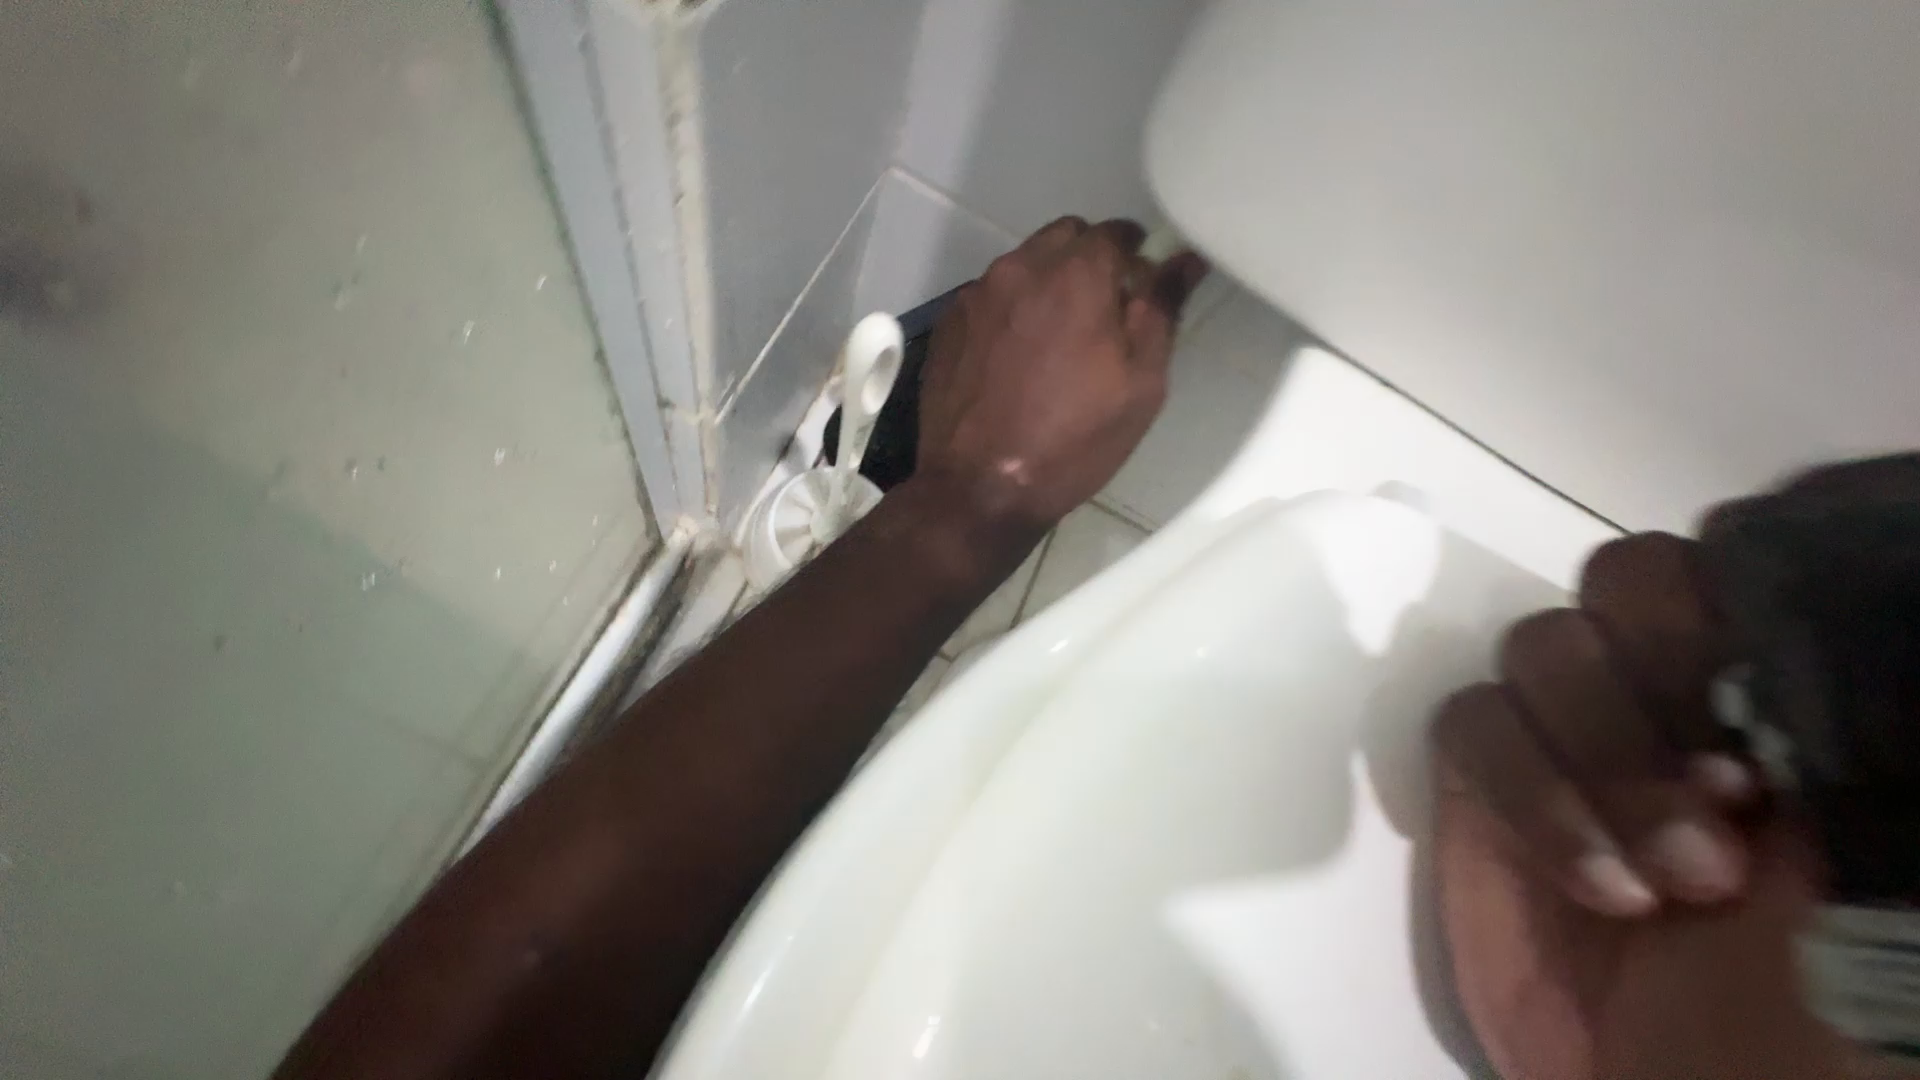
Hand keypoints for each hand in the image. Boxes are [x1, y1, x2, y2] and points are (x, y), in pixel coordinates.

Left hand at [914, 216, 1208, 529]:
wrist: (980, 489)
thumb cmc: (1072, 442)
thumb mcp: (1140, 384)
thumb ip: (1162, 310)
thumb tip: (1183, 259)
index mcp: (1075, 275)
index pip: (1115, 232)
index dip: (1134, 259)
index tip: (1136, 296)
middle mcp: (1018, 269)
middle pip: (1063, 239)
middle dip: (1086, 265)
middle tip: (1097, 321)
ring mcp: (974, 297)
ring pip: (1021, 267)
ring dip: (1043, 288)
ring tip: (1050, 347)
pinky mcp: (946, 327)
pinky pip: (987, 300)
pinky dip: (1007, 314)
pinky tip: (1011, 362)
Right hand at [1431, 528, 1845, 1078]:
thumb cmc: (1857, 1024)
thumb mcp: (1903, 877)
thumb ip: (1871, 740)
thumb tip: (1842, 623)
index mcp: (1793, 700)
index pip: (1750, 570)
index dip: (1747, 608)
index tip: (1781, 710)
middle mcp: (1679, 698)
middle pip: (1632, 578)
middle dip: (1665, 672)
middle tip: (1729, 792)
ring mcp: (1570, 737)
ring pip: (1541, 645)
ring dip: (1599, 749)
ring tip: (1675, 878)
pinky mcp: (1486, 781)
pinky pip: (1468, 720)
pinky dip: (1525, 791)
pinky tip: (1591, 885)